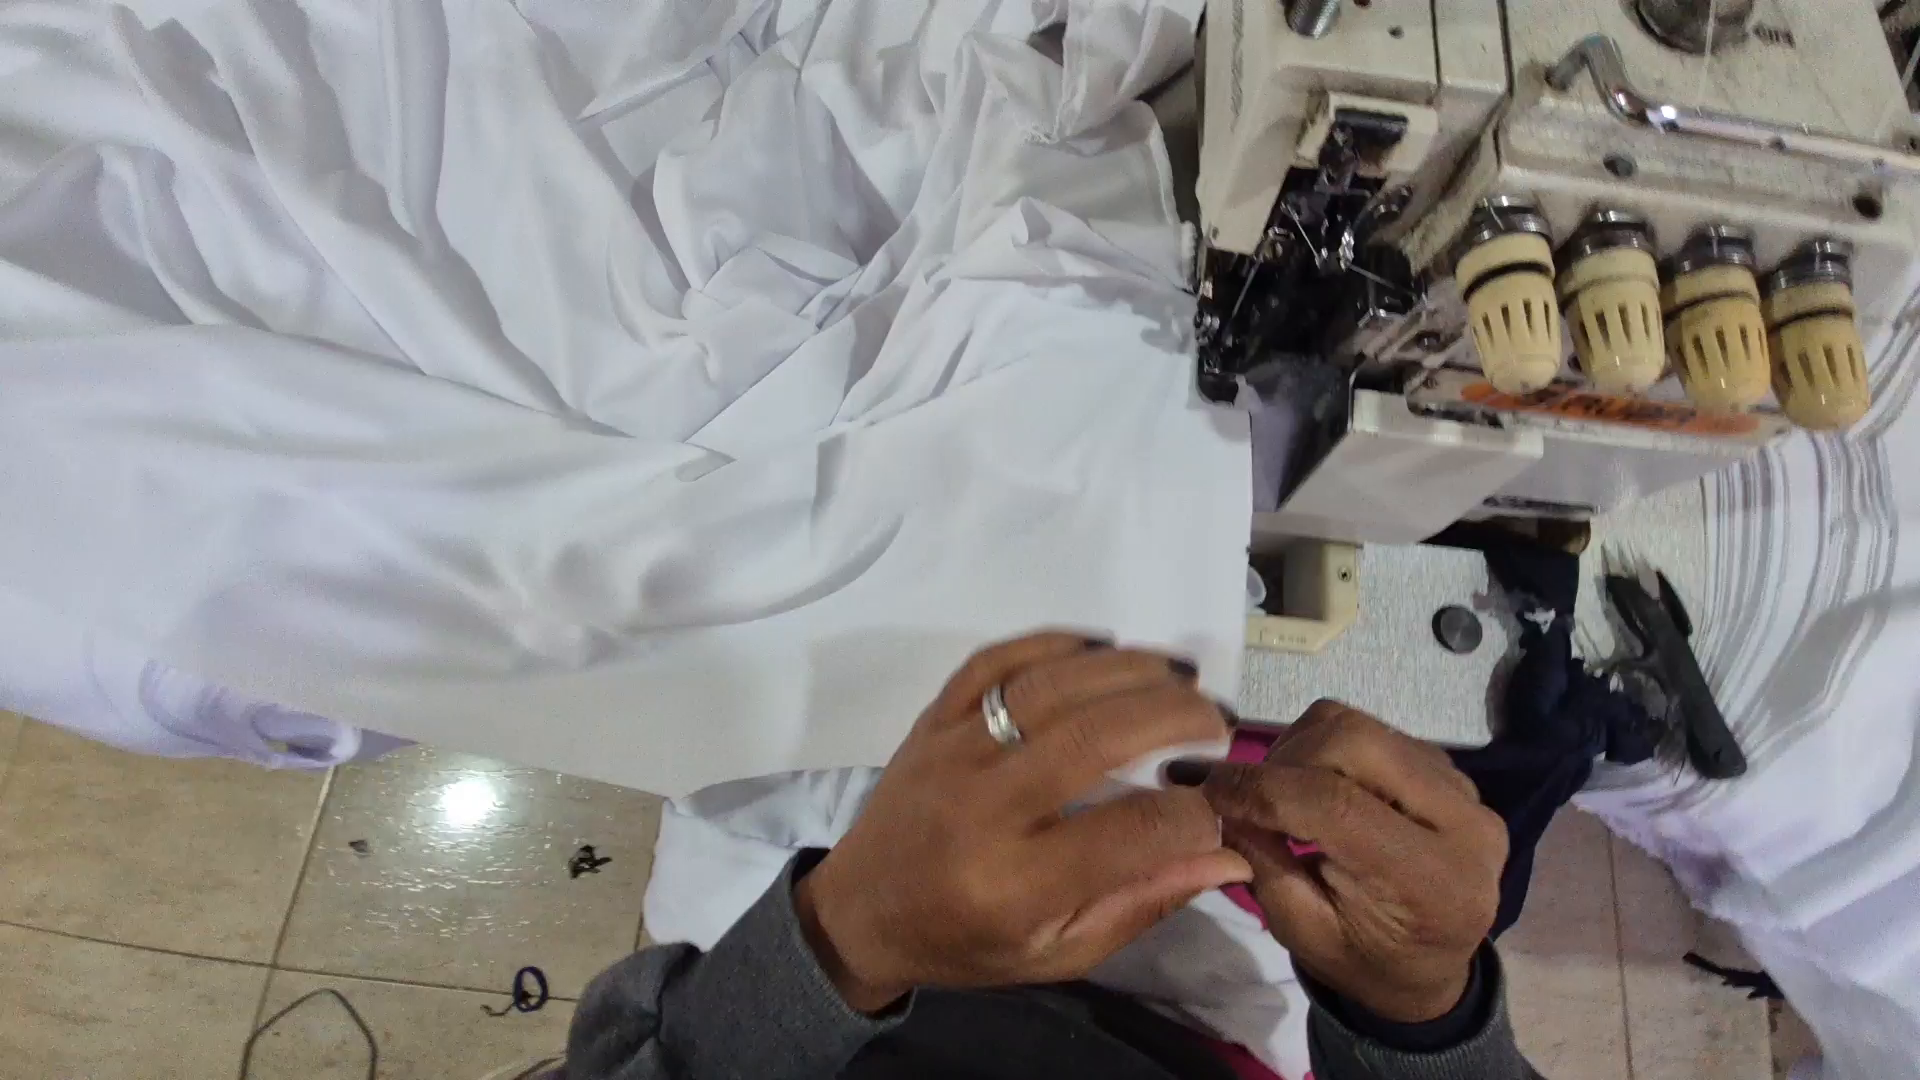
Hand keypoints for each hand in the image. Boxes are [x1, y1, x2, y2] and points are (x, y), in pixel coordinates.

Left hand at [795, 632, 1251, 1011]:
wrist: (861, 908)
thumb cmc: (964, 940)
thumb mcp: (1058, 952)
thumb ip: (1142, 902)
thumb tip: (1227, 853)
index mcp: (1016, 883)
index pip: (1131, 832)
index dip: (1194, 814)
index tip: (1217, 804)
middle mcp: (983, 805)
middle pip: (1093, 735)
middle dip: (1172, 716)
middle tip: (1214, 717)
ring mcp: (952, 748)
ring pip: (1048, 686)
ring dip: (1123, 669)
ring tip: (1175, 674)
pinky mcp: (933, 716)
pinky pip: (994, 661)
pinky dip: (1051, 642)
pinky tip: (1098, 646)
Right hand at [1201, 701, 1506, 1023]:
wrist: (1424, 967)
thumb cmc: (1360, 956)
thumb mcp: (1298, 929)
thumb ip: (1260, 859)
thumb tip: (1219, 798)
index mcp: (1432, 881)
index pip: (1336, 805)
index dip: (1261, 789)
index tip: (1210, 793)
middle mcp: (1462, 822)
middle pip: (1352, 742)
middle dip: (1283, 761)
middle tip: (1252, 795)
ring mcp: (1459, 786)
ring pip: (1354, 724)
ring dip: (1300, 747)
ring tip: (1284, 789)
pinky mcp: (1442, 766)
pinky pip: (1365, 726)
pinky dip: (1321, 744)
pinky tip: (1315, 782)